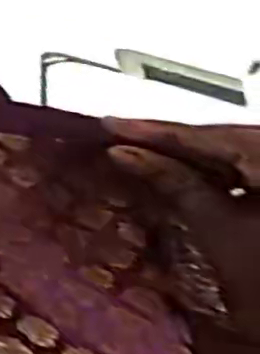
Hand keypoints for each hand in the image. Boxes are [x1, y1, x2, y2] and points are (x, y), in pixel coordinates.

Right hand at [104, 118, 259, 353]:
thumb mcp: (215, 229)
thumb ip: (172, 182)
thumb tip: (124, 152)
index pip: (212, 135)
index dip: (156, 130)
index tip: (108, 125)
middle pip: (234, 142)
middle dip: (180, 142)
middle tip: (124, 140)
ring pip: (247, 158)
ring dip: (203, 159)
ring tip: (152, 159)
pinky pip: (257, 177)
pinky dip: (229, 176)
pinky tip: (197, 181)